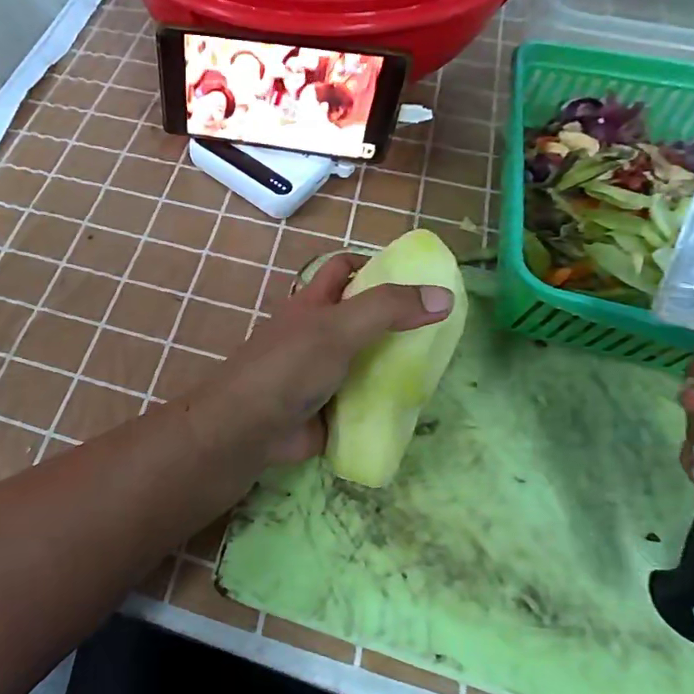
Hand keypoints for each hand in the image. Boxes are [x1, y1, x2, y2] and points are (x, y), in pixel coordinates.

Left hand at [187, 253, 454, 467]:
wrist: (249, 427)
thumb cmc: (288, 366)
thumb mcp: (338, 327)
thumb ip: (387, 309)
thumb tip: (444, 296)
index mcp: (312, 304)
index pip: (343, 270)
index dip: (374, 265)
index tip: (418, 277)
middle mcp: (317, 334)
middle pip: (362, 318)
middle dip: (397, 320)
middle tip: (443, 326)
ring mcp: (324, 373)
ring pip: (368, 360)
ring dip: (397, 364)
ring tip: (442, 365)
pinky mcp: (330, 408)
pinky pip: (366, 399)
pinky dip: (387, 401)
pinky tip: (419, 404)